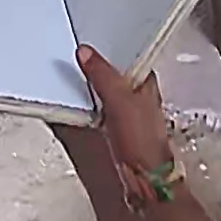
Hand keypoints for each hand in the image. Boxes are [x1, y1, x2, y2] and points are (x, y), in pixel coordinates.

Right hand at [77, 45, 172, 172]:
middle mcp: (140, 95)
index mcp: (146, 82)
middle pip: (115, 72)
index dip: (110, 48)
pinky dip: (90, 102)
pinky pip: (100, 106)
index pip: (128, 55)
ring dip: (91, 84)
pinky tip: (80, 103)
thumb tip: (86, 52)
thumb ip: (102, 74)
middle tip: (76, 57)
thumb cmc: (141, 140)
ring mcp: (129, 112)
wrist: (144, 179)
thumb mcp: (118, 99)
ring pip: (106, 89)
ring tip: (74, 76)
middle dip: (97, 65)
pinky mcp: (118, 127)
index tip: (89, 42)